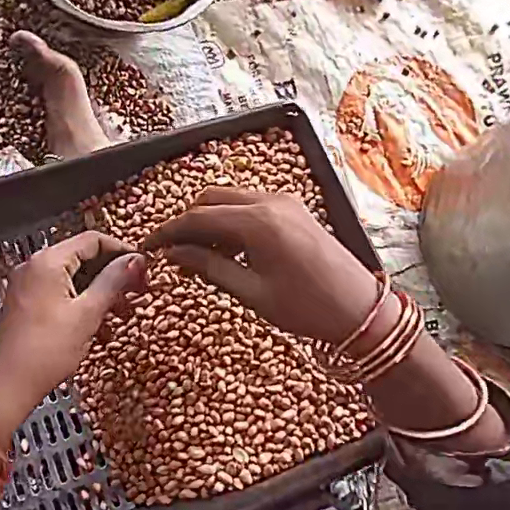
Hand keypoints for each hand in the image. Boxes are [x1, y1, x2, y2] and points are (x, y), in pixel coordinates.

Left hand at [0, 231, 147, 435]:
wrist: (8, 386)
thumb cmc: (43, 352)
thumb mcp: (88, 314)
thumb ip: (113, 282)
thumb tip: (134, 261)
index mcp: (47, 262)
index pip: (92, 240)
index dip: (121, 251)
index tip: (141, 267)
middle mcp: (33, 268)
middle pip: (82, 257)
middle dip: (112, 274)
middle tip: (136, 290)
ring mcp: (27, 286)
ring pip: (72, 277)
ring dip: (99, 291)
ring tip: (120, 312)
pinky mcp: (26, 304)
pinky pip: (60, 293)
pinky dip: (81, 303)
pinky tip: (97, 325)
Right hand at [144, 188, 377, 343]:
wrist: (361, 310)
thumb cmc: (307, 307)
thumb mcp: (250, 292)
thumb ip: (208, 267)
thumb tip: (173, 254)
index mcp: (258, 222)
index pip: (197, 217)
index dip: (167, 232)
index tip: (148, 247)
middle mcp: (270, 201)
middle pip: (210, 199)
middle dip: (186, 223)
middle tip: (172, 253)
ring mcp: (285, 201)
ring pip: (229, 200)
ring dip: (208, 222)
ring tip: (197, 258)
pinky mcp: (294, 208)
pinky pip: (249, 205)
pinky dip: (230, 222)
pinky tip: (226, 251)